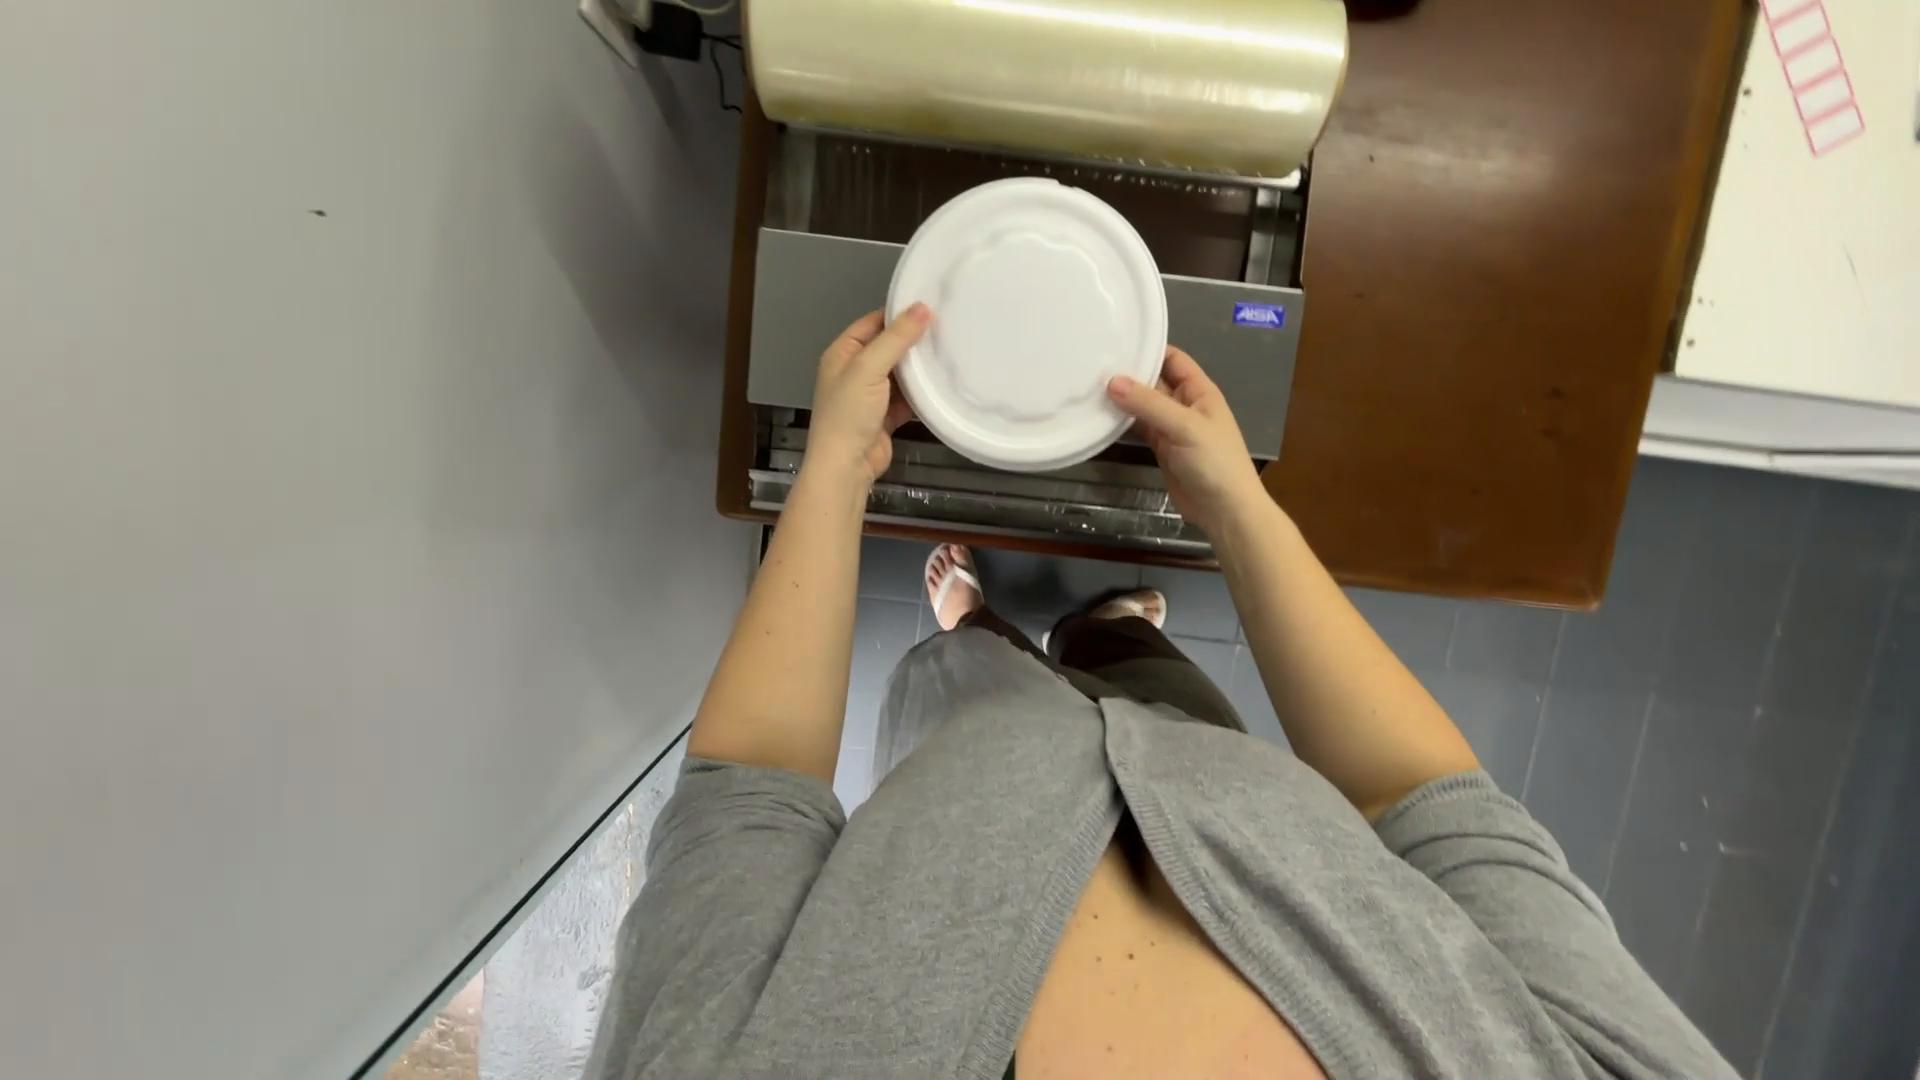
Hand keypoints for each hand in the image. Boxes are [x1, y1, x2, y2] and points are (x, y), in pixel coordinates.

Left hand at [806, 305, 930, 486]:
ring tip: (951, 352)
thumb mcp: (869, 368)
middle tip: (947, 328)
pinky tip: (943, 385)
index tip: (931, 308)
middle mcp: (855, 371)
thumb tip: (922, 307)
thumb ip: (896, 338)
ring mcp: (870, 395)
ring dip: (920, 369)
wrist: (846, 466)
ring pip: (900, 374)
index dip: (899, 315)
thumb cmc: (849, 413)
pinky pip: (907, 398)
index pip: (873, 323)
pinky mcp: (886, 416)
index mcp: (843, 353)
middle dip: (914, 342)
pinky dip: (922, 394)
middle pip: (889, 348)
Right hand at [1108, 347, 1266, 534]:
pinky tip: (1101, 417)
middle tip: (1093, 365)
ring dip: (1122, 400)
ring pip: (1143, 407)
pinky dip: (1122, 424)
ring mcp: (1172, 428)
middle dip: (1129, 375)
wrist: (1224, 509)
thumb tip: (1111, 382)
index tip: (1116, 343)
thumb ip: (1149, 404)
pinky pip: (1139, 429)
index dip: (1149, 349)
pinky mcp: (1161, 449)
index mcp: (1199, 391)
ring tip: (1089, 388)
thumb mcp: (1184, 427)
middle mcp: (1185, 405)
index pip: (1173, 359)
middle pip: (1154, 382)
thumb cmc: (1214, 462)